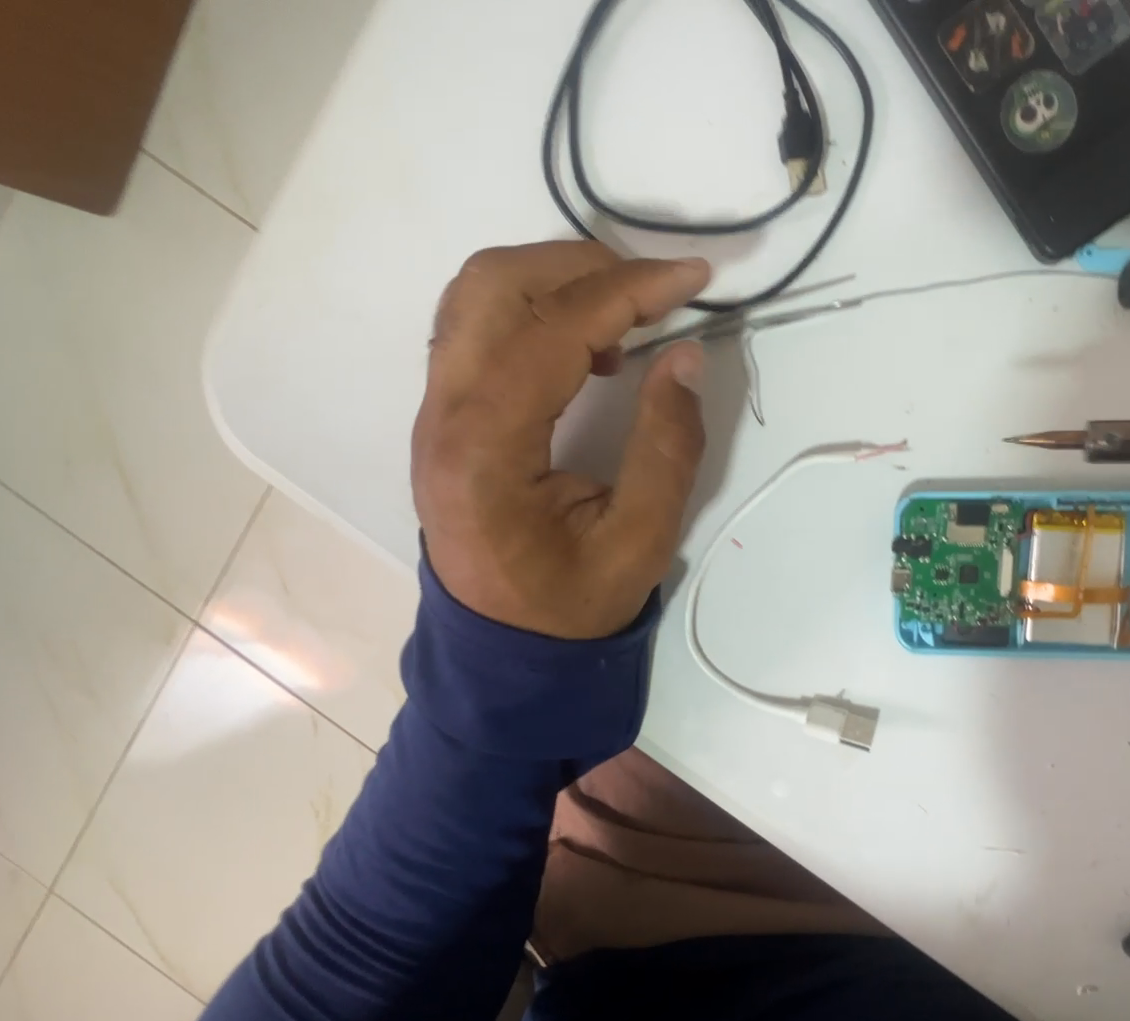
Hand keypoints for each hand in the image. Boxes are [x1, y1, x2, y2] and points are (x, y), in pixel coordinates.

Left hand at [412, 242, 711, 639]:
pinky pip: (478, 322)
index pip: (551, 330)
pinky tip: (586, 348)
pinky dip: (535, 307)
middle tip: (656, 292)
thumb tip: (683, 355)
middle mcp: (444, 412)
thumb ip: (667, 447)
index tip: (694, 277)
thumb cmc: (570, 605)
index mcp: (487, 448)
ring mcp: (435, 407)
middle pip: (495, 284)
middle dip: (585, 267)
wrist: (502, 645)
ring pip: (479, 292)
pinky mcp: (444, 409)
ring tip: (624, 316)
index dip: (628, 290)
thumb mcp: (640, 542)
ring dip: (556, 279)